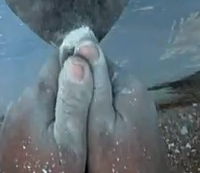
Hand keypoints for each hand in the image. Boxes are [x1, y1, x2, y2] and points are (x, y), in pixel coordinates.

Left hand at [0, 42, 94, 172]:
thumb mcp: (67, 142)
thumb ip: (74, 102)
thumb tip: (80, 58)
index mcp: (37, 94)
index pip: (60, 59)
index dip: (82, 61)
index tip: (102, 72)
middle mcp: (23, 98)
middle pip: (52, 78)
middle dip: (74, 82)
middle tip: (98, 97)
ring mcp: (16, 116)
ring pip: (45, 98)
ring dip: (63, 102)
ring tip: (86, 116)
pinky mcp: (13, 134)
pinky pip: (38, 116)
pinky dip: (53, 118)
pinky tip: (64, 133)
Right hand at [77, 42, 160, 172]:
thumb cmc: (116, 163)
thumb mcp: (99, 122)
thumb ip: (93, 82)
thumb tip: (84, 40)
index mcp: (130, 85)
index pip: (96, 60)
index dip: (75, 71)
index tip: (59, 89)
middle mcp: (139, 93)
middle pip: (100, 79)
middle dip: (82, 90)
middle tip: (65, 109)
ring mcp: (140, 112)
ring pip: (104, 97)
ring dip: (89, 106)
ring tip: (74, 121)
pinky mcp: (138, 129)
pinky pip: (111, 114)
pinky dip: (98, 120)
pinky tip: (88, 132)